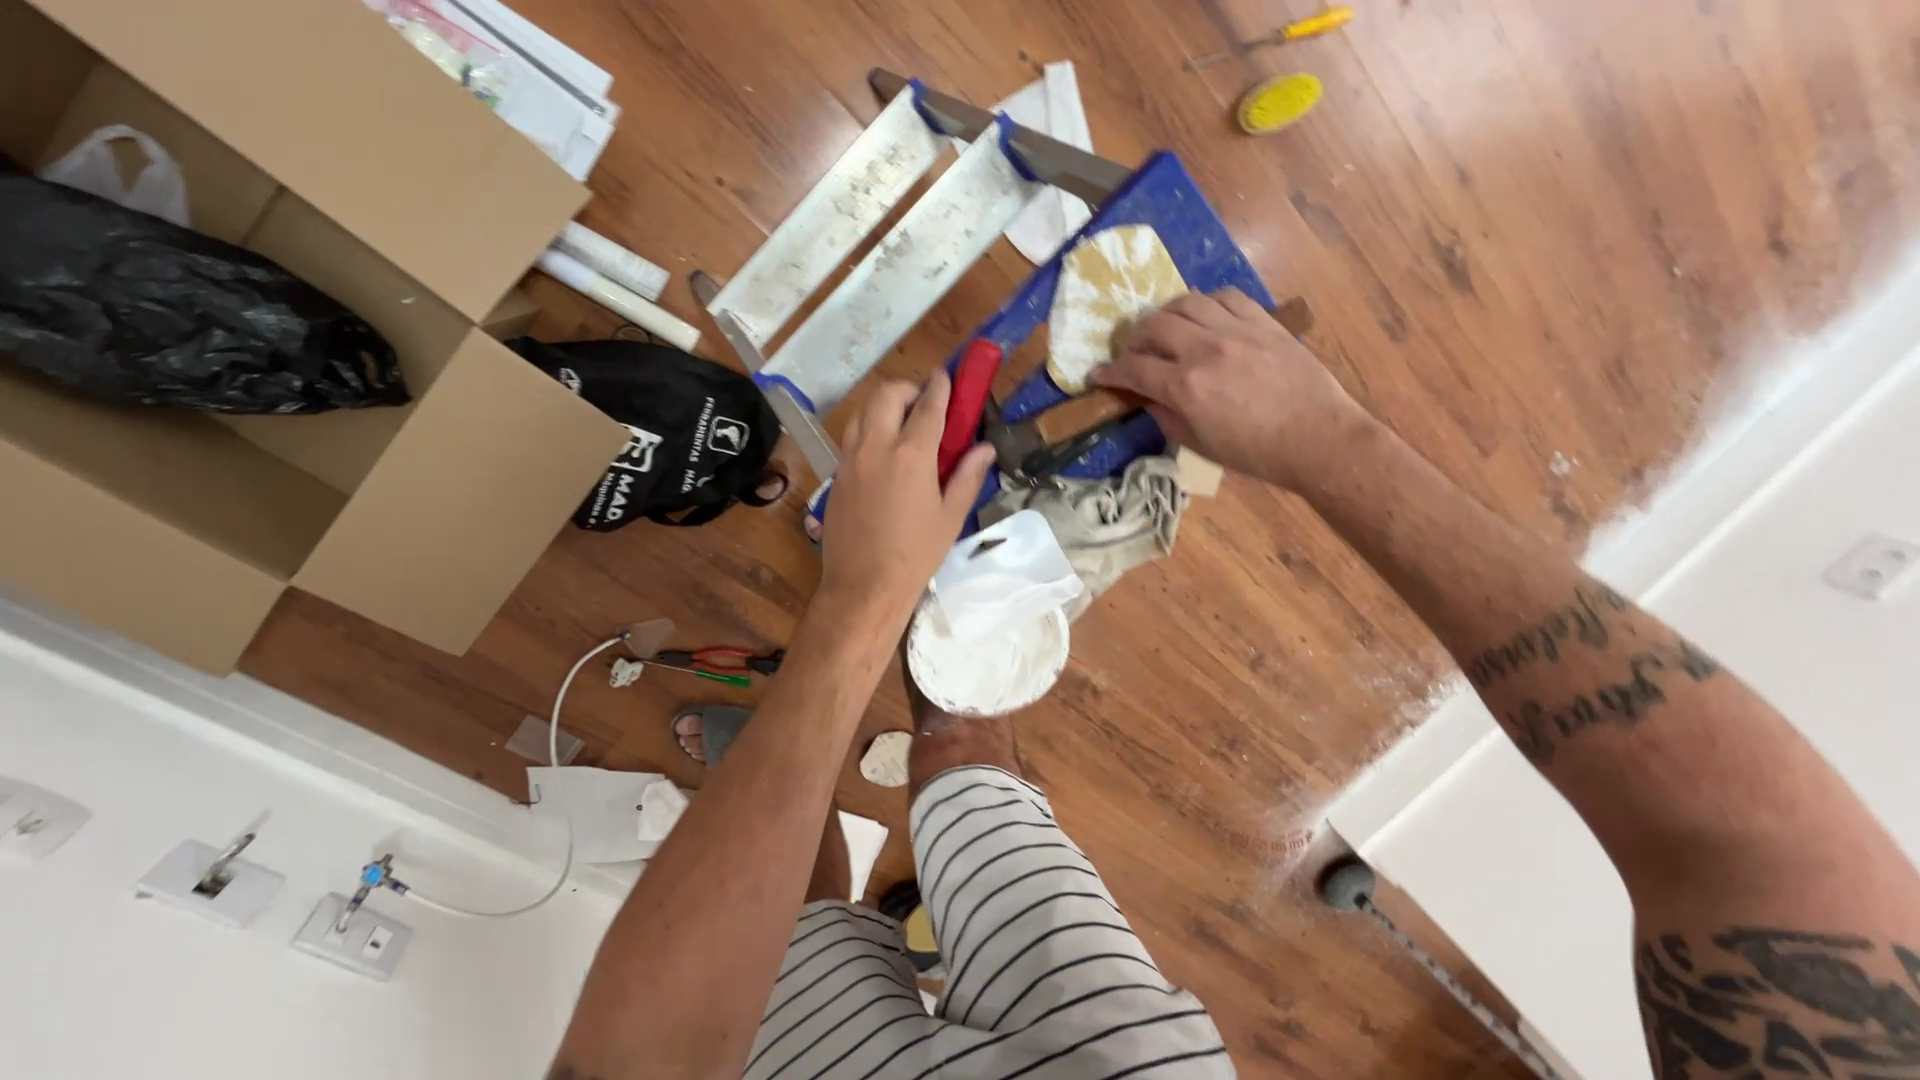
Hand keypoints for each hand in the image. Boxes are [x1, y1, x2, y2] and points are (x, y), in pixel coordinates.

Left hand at [818, 370, 994, 625]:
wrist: (863, 586)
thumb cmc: (916, 555)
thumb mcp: (951, 517)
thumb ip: (967, 476)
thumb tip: (984, 448)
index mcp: (911, 455)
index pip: (928, 406)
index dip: (940, 387)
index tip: (946, 377)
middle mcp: (876, 447)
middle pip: (887, 395)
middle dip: (908, 389)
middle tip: (924, 402)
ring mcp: (850, 460)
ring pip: (862, 412)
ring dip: (883, 406)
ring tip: (901, 423)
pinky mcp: (836, 476)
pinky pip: (852, 438)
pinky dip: (869, 431)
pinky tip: (883, 454)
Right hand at [1092, 289, 1375, 489]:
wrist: (1317, 438)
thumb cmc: (1256, 453)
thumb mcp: (1201, 445)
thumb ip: (1168, 418)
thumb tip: (1149, 399)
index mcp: (1186, 386)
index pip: (1134, 369)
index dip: (1110, 371)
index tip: (1098, 373)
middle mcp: (1205, 350)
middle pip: (1153, 326)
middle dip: (1134, 339)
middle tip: (1132, 352)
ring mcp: (1236, 330)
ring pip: (1186, 303)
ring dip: (1166, 314)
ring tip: (1164, 328)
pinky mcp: (1262, 322)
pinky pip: (1225, 297)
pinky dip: (1206, 303)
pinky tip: (1204, 316)